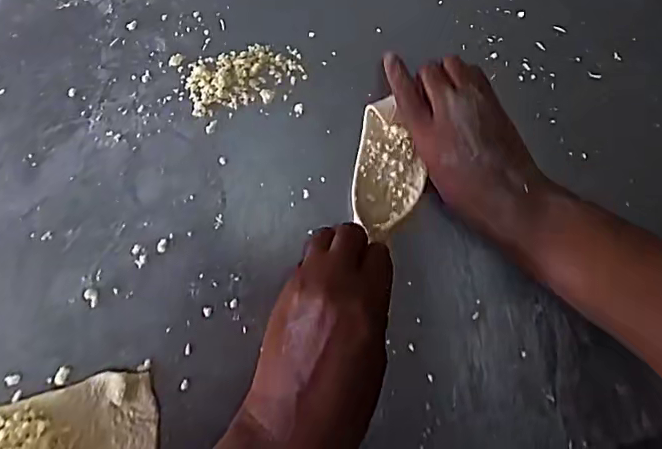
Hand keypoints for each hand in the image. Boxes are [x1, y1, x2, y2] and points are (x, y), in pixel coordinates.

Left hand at [220, 223, 391, 448]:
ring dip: (332, 249)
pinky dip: (312, 267)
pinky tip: (316, 291)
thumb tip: (371, 291)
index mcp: (365, 303)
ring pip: (322, 237)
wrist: (287, 428)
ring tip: (334, 270)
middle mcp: (333, 284)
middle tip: (357, 263)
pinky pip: (302, 261)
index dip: (379, 262)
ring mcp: (304, 284)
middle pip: (349, 233)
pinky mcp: (282, 290)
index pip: (379, 252)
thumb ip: (375, 311)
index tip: (377, 269)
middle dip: (356, 246)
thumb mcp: (376, 358)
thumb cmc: (336, 409)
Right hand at [382, 53, 556, 252]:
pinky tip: (467, 90)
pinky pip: (473, 70)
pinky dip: (466, 74)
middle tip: (427, 92)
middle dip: (424, 77)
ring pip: (451, 63)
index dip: (395, 72)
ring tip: (448, 87)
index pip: (404, 91)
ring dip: (445, 71)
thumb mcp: (432, 171)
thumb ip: (423, 139)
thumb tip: (422, 123)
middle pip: (428, 70)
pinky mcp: (493, 97)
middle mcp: (448, 108)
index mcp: (427, 132)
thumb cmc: (472, 195)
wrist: (513, 196)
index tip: (391, 60)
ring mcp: (473, 99)